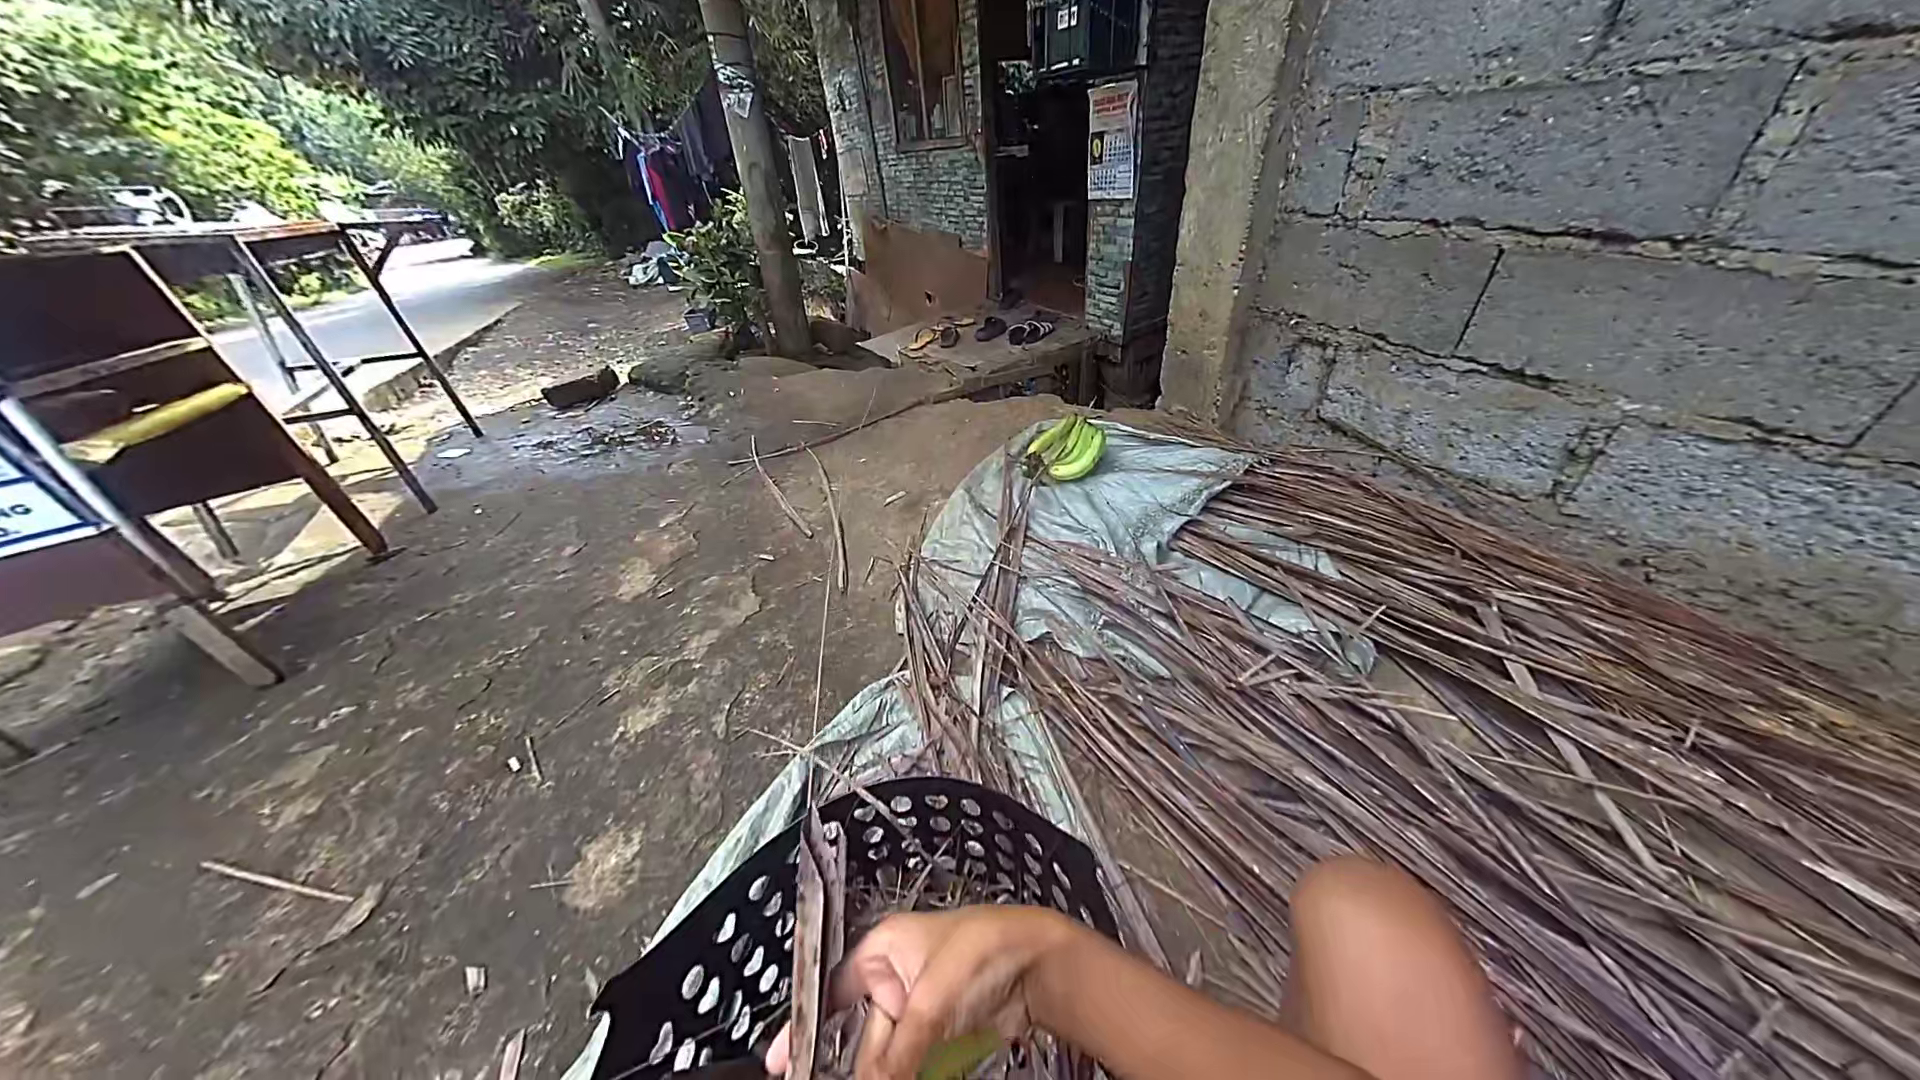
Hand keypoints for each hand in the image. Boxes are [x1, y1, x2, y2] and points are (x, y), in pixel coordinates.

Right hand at [763, 906, 1074, 1079]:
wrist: (1035, 962)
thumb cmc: (980, 950)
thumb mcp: (930, 1001)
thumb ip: (898, 1055)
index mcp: (883, 947)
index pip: (831, 986)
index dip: (806, 1023)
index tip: (781, 1059)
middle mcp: (895, 974)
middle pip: (859, 1031)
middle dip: (849, 1066)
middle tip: (823, 1077)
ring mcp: (918, 1003)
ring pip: (885, 1052)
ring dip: (878, 1072)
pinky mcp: (939, 1028)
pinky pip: (911, 1060)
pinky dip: (903, 1074)